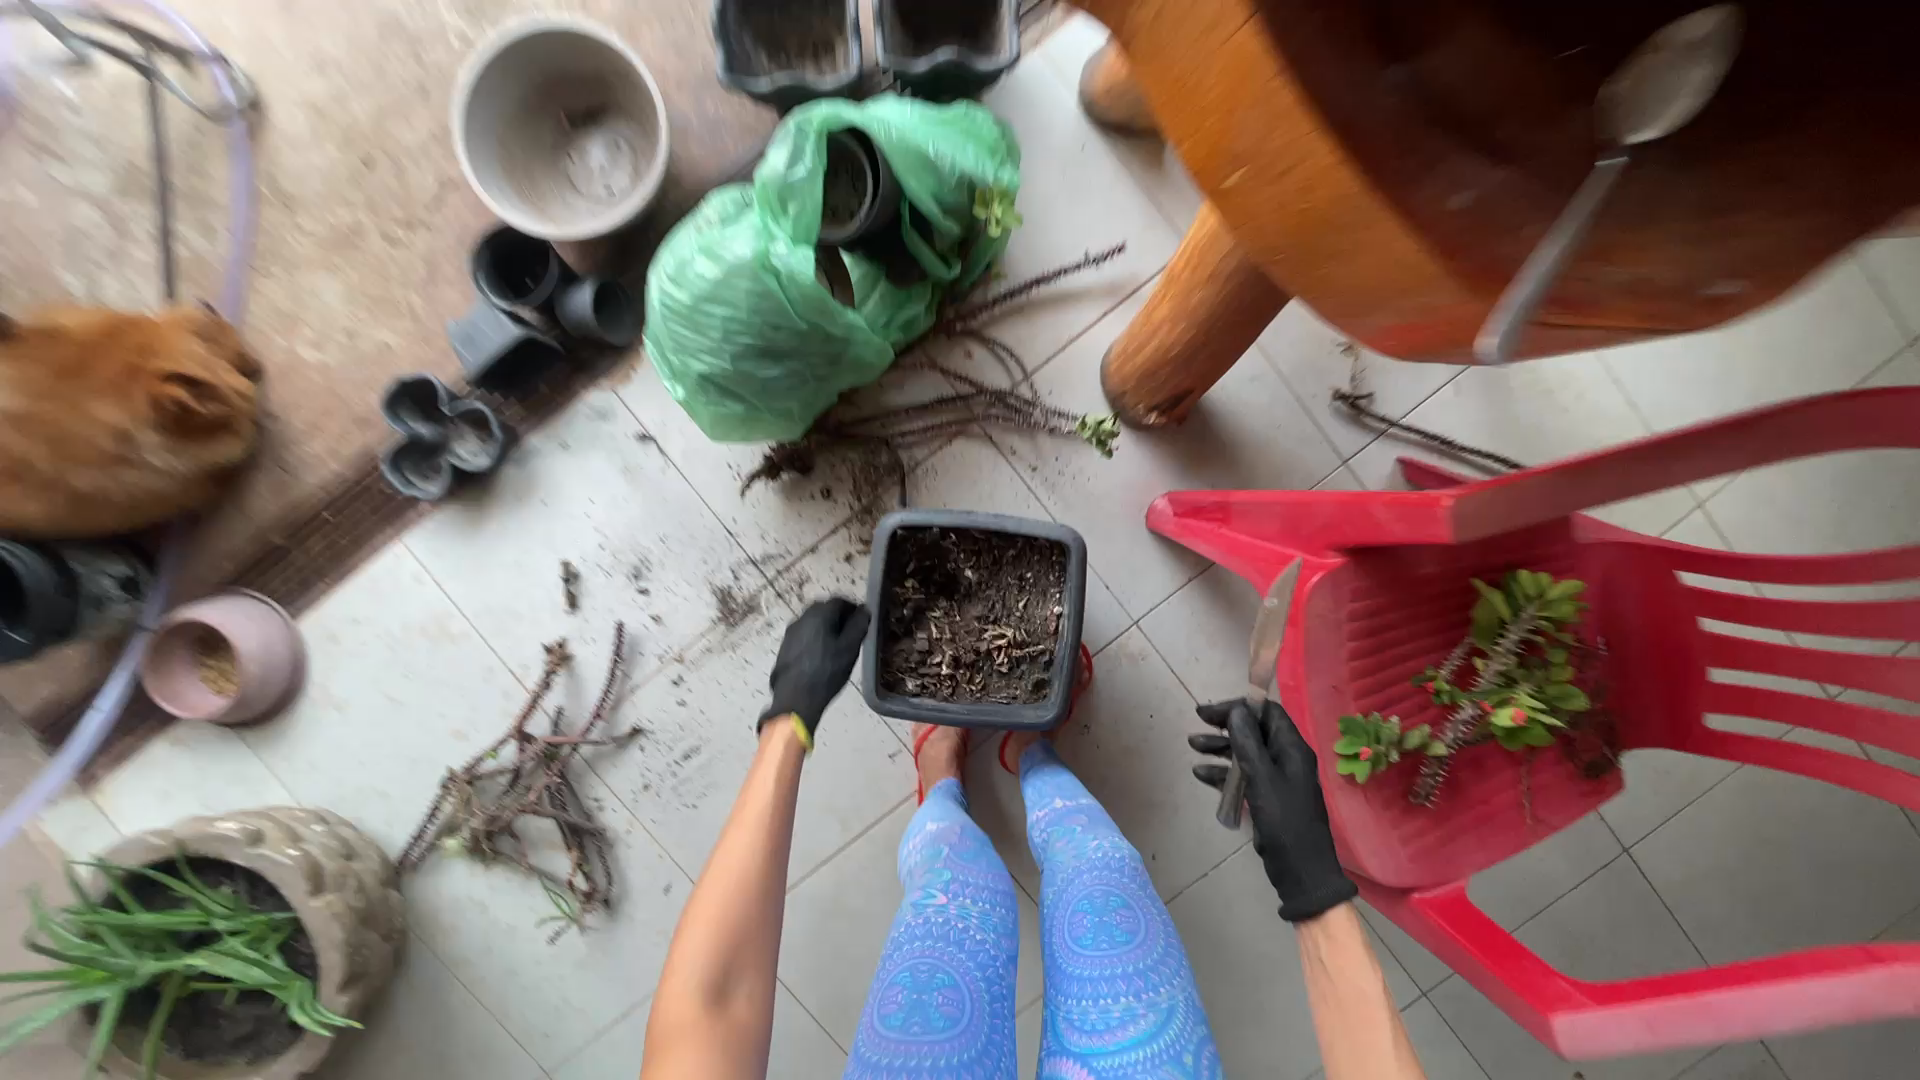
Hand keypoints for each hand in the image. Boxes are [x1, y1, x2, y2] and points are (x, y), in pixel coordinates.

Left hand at [759, 598, 870, 740]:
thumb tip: (864, 610)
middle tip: (851, 632)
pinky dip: (815, 638)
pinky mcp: (785, 647)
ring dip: (826, 627)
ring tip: (837, 645)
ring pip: (812, 622)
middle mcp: (802, 618)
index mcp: (818, 614)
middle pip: (823, 609)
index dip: (853, 608)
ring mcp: (790, 633)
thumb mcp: (850, 648)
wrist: (796, 698)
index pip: (839, 601)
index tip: (862, 620)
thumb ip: (859, 625)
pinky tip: (821, 656)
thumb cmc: (827, 672)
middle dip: (839, 617)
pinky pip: (804, 635)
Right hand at [1191, 699, 1356, 921]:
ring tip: (1193, 746)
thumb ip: (1248, 743)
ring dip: (1220, 748)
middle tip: (1198, 724)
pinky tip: (1201, 774)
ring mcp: (1276, 778)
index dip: (1239, 707)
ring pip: (1245, 752)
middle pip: (1253, 731)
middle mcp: (1286, 758)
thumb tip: (1237, 710)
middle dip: (1225, 726)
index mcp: (1292, 749)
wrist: (1300, 870)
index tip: (1211, 712)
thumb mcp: (1262, 778)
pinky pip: (1242, 775)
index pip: (1267, 713)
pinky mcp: (1266, 796)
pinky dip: (1222, 772)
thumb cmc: (1284, 821)